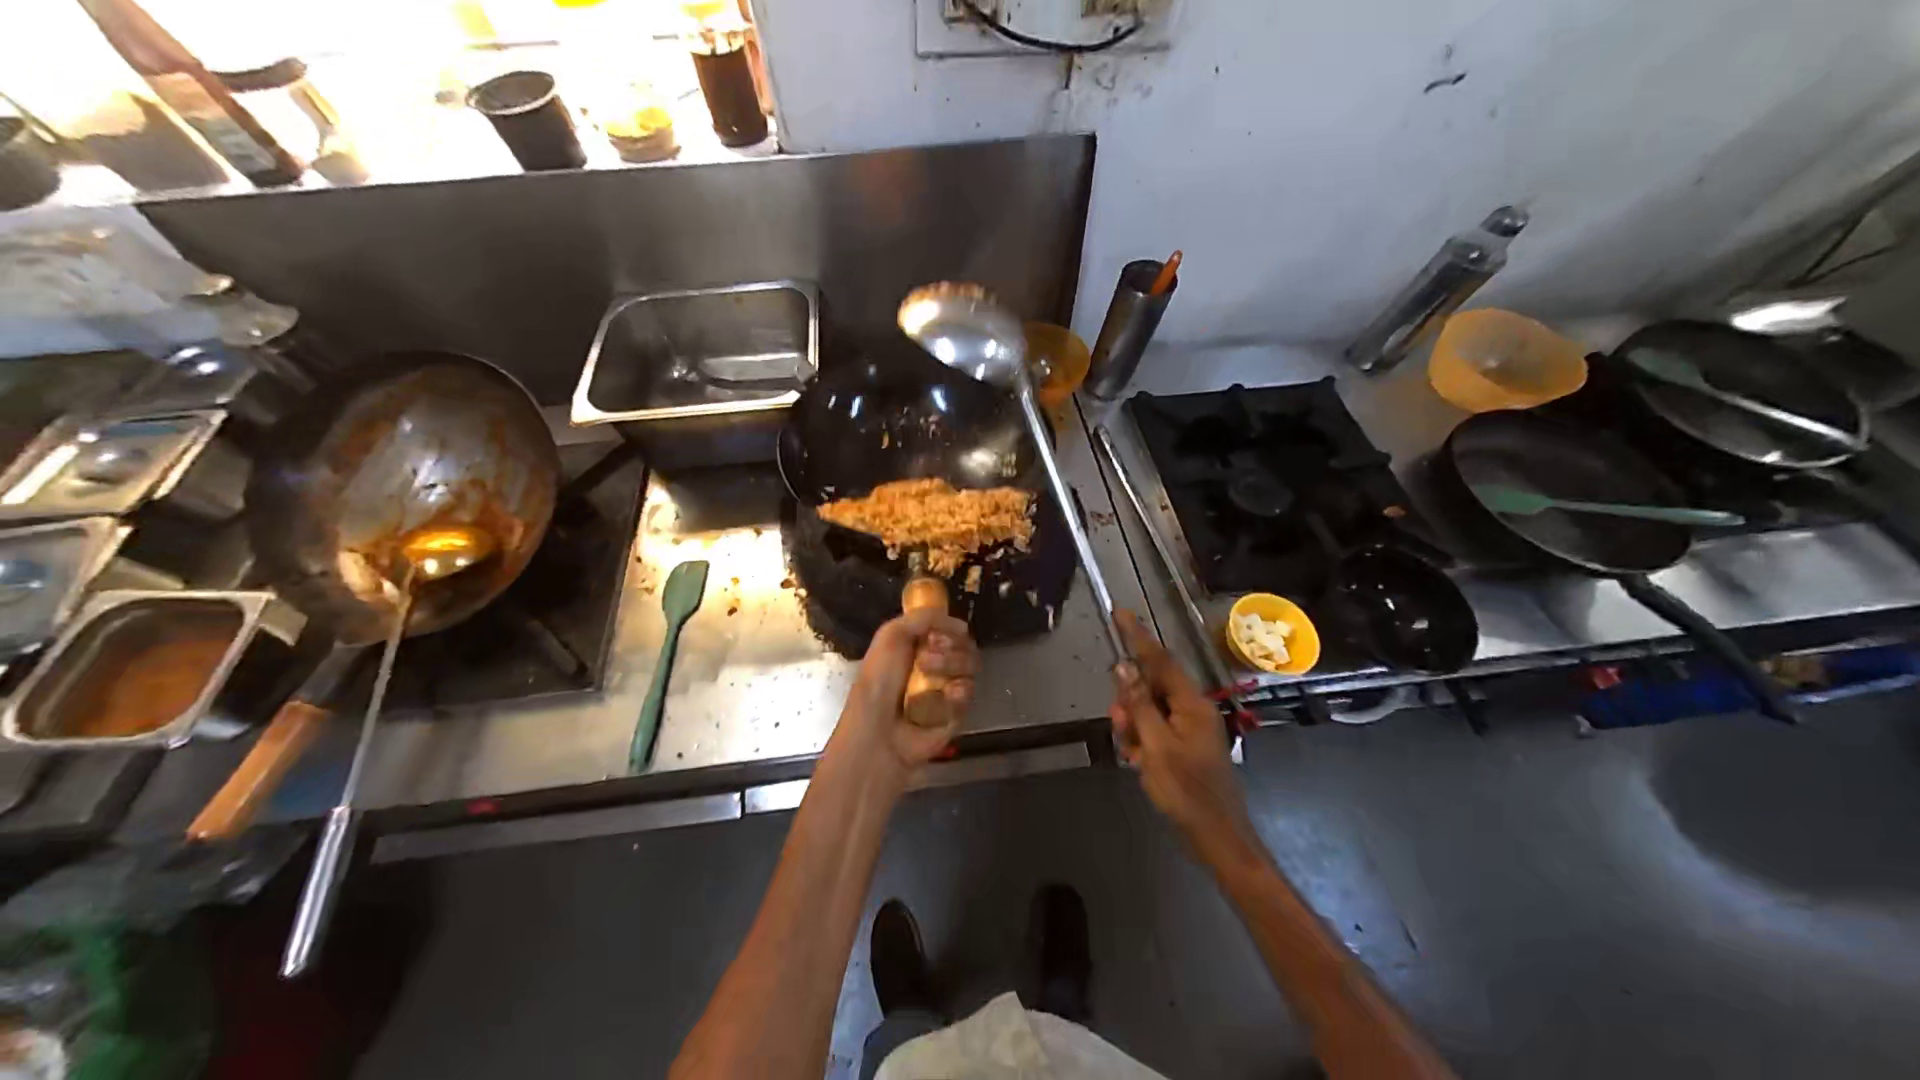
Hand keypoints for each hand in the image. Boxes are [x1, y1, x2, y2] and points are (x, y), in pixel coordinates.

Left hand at [831, 608, 978, 781]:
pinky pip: (969, 693)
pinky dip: (959, 692)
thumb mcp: (890, 635)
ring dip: (952, 665)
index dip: (948, 628)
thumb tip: (960, 624)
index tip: (934, 636)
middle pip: (966, 645)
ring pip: (971, 666)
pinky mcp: (957, 713)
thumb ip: (923, 616)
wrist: (879, 729)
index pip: (951, 629)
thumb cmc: (879, 681)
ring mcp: (948, 689)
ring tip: (927, 674)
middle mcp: (936, 665)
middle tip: (927, 656)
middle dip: (951, 646)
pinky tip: (948, 695)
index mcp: (919, 646)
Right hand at [1109, 610, 1259, 860]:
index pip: (1160, 660)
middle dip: (1129, 701)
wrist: (1215, 835)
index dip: (1138, 636)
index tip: (1120, 613)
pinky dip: (1141, 741)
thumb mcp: (1155, 746)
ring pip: (1148, 710)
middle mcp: (1192, 709)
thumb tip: (1124, 667)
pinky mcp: (1182, 746)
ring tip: (1132, 753)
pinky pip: (1153, 730)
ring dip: (1133, 725)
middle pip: (1150, 687)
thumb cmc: (1186, 790)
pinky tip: (1138, 762)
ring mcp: (1188, 728)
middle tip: (1120, 724)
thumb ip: (1139, 705)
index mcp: (1191, 704)